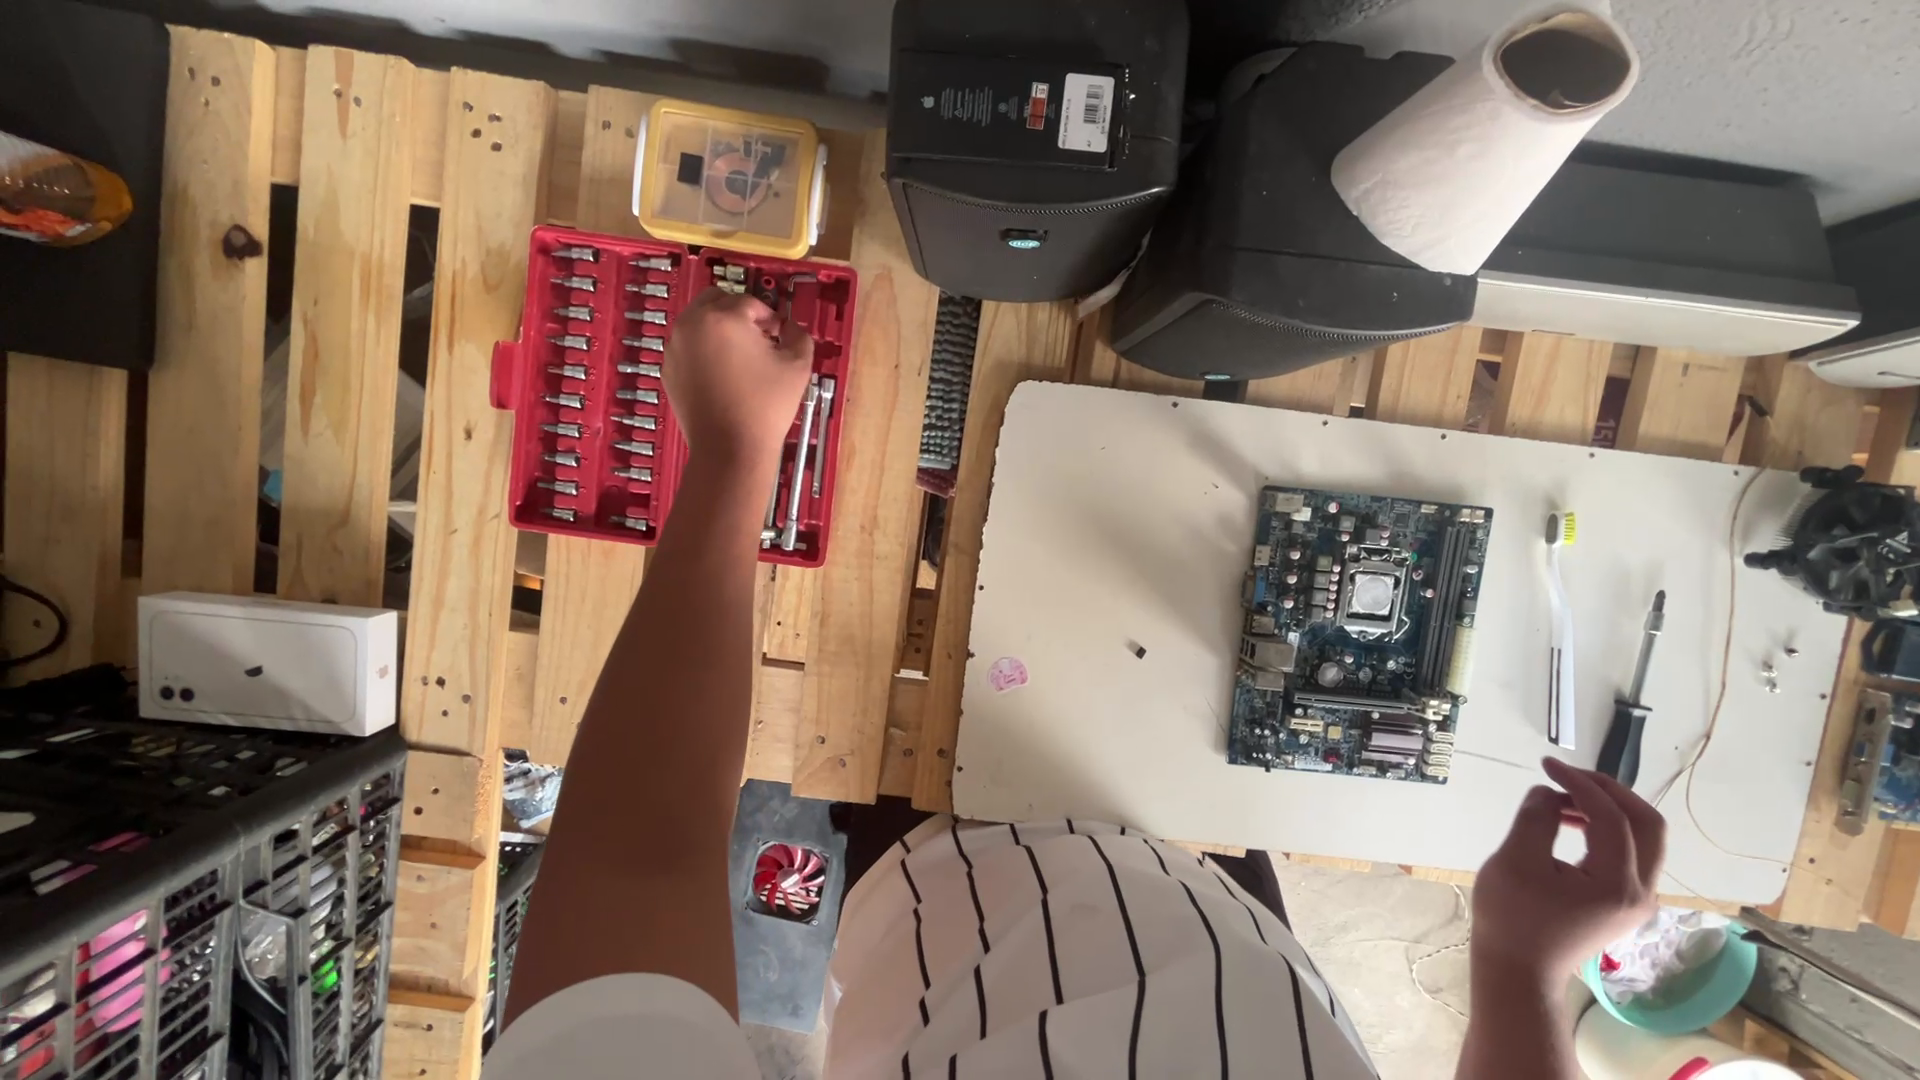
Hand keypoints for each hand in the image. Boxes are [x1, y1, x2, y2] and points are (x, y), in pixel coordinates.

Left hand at [664, 288, 813, 467]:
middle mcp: (692, 324)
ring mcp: (675, 347)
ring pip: (698, 322)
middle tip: (757, 338)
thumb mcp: (798, 366)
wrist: (730, 448)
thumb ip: (798, 334)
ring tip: (739, 358)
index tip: (778, 334)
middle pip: (715, 300)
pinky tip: (722, 376)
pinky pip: (687, 347)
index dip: (769, 317)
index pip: (749, 302)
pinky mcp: (668, 369)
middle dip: (738, 313)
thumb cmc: (766, 406)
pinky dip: (703, 351)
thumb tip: (789, 327)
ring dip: (718, 329)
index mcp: (724, 317)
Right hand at [1471, 758, 1666, 982]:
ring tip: (1560, 796)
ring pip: (1641, 838)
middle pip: (1648, 825)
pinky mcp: (1622, 902)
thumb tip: (1549, 792)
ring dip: (1606, 808)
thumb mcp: (1515, 860)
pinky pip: (1627, 853)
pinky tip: (1567, 822)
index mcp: (1617, 882)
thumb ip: (1536, 819)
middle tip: (1568, 774)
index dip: (1580, 784)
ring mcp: (1636, 899)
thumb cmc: (1513, 915)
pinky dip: (1603, 828)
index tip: (1546, 764)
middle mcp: (1641, 891)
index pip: (1612, 817)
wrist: (1519, 968)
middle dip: (1609, 791)